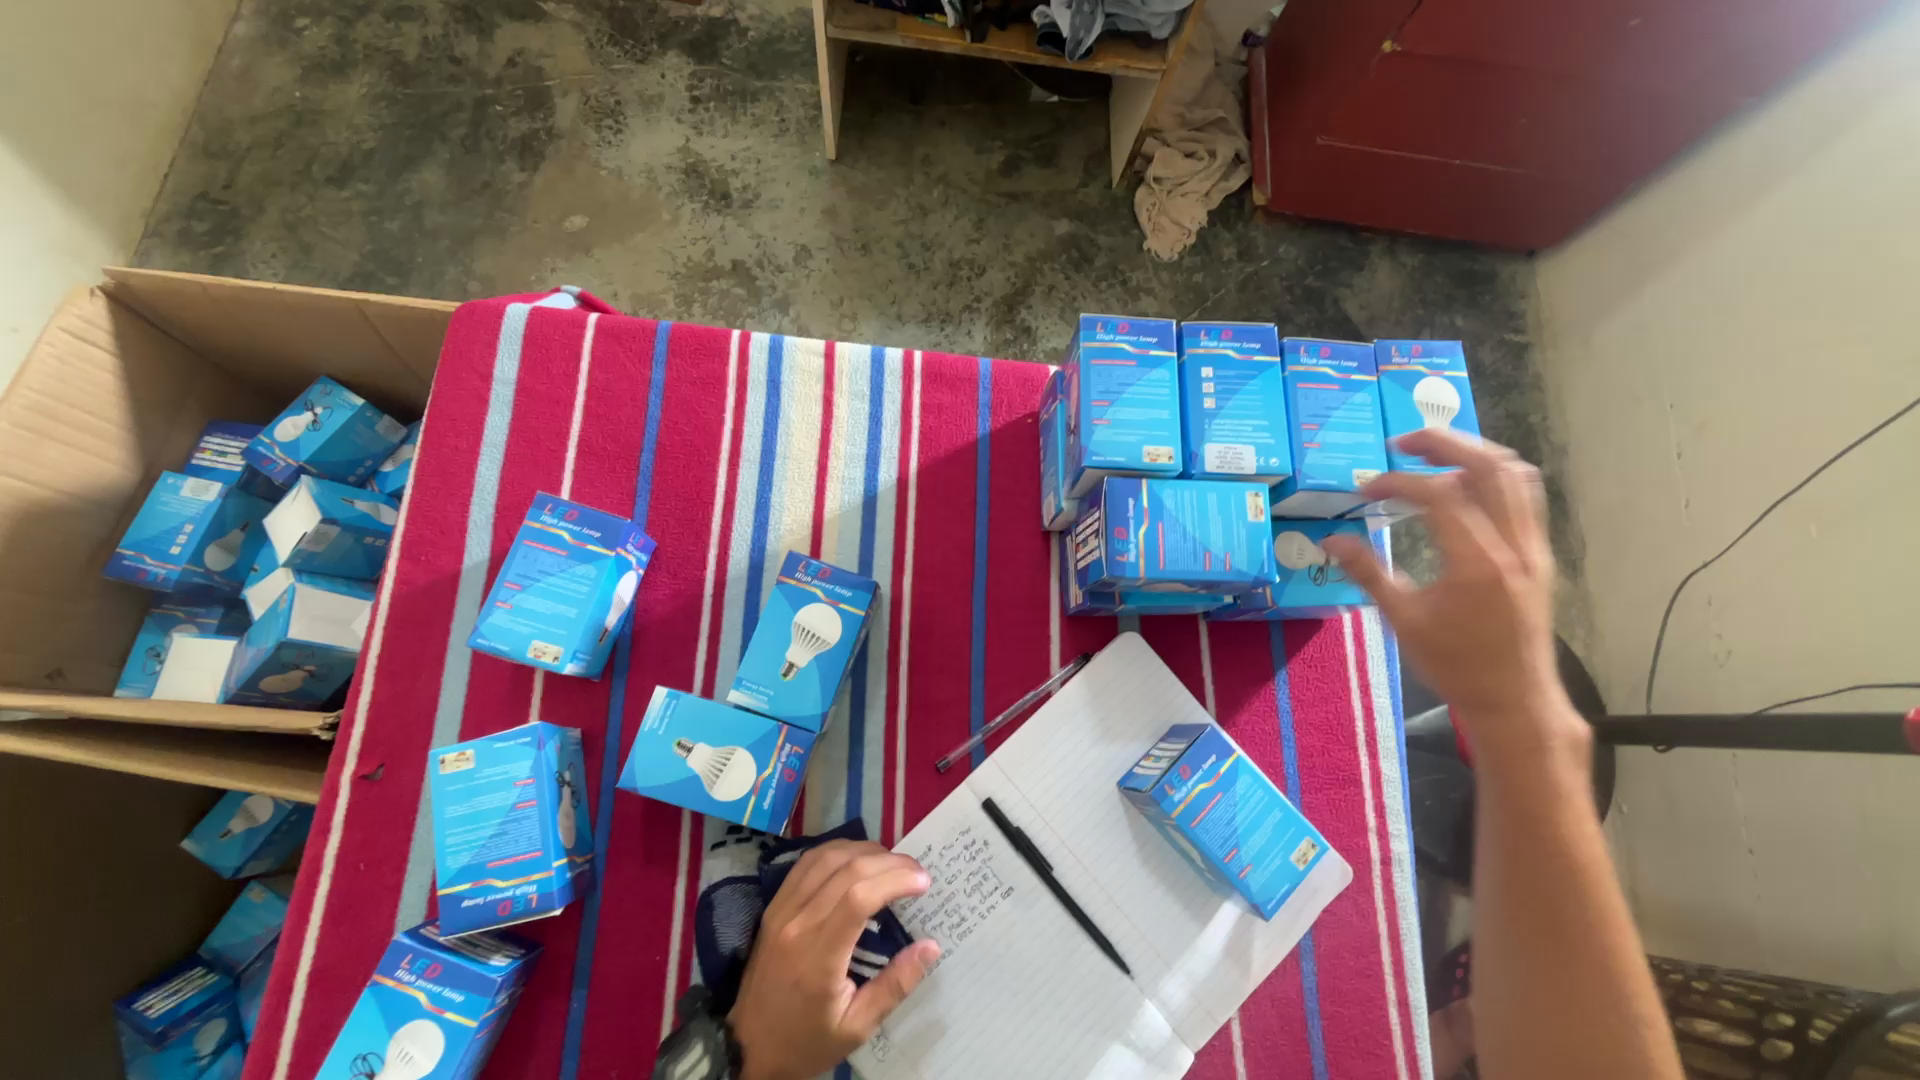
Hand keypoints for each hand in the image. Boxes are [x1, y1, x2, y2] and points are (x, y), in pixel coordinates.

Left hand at [729, 840, 942, 1079]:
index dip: (894, 880)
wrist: (748, 1047)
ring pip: (826, 858)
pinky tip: (857, 858)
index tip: (923, 881)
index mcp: (818, 959)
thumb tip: (931, 946)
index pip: (857, 899)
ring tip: (892, 862)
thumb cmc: (807, 1041)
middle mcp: (797, 925)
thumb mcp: (857, 1027)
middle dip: (889, 862)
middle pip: (846, 871)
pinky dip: (837, 851)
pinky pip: (807, 864)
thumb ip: (895, 985)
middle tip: (917, 870)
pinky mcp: (774, 906)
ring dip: (864, 851)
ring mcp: (782, 911)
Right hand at [1321, 429, 1580, 761]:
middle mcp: (1514, 545)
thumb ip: (1367, 574)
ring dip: (1472, 454)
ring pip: (1516, 475)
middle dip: (1445, 444)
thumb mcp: (1402, 620)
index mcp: (1477, 562)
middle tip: (1403, 443)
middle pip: (1490, 466)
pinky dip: (1492, 477)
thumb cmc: (1454, 664)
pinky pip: (1524, 496)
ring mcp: (1534, 547)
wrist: (1514, 698)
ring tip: (1432, 455)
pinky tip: (1462, 486)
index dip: (1398, 481)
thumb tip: (1329, 541)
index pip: (1440, 495)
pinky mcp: (1539, 555)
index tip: (1366, 489)